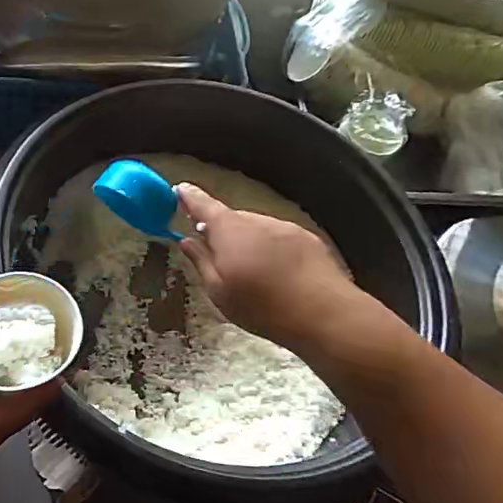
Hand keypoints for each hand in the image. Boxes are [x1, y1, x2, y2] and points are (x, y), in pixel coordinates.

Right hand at [176, 183, 400, 354]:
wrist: (322, 313)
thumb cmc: (261, 306)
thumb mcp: (218, 290)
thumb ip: (201, 261)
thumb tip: (187, 241)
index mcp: (229, 231)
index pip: (204, 206)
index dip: (190, 198)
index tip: (180, 190)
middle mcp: (257, 221)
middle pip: (232, 219)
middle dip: (220, 229)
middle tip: (211, 249)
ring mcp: (284, 228)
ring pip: (256, 229)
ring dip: (246, 241)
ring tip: (245, 269)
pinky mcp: (306, 239)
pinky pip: (277, 238)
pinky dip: (269, 248)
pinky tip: (272, 272)